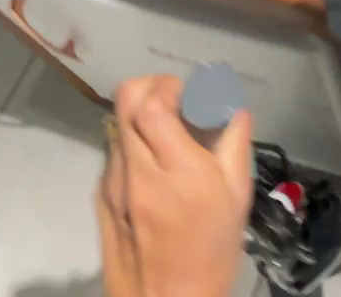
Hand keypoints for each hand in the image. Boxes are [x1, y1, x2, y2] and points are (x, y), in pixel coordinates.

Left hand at [96, 74, 252, 296]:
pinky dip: (133, 144)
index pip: (151, 105)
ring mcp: (114, 185)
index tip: (189, 95)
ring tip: (167, 134)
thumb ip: (235, 144)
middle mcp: (138, 171)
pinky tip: (154, 165)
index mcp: (177, 169)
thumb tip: (236, 108)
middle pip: (126, 102)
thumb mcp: (237, 197)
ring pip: (118, 124)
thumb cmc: (211, 253)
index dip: (168, 87)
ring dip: (140, 117)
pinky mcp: (102, 200)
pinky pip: (114, 153)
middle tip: (175, 101)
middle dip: (150, 88)